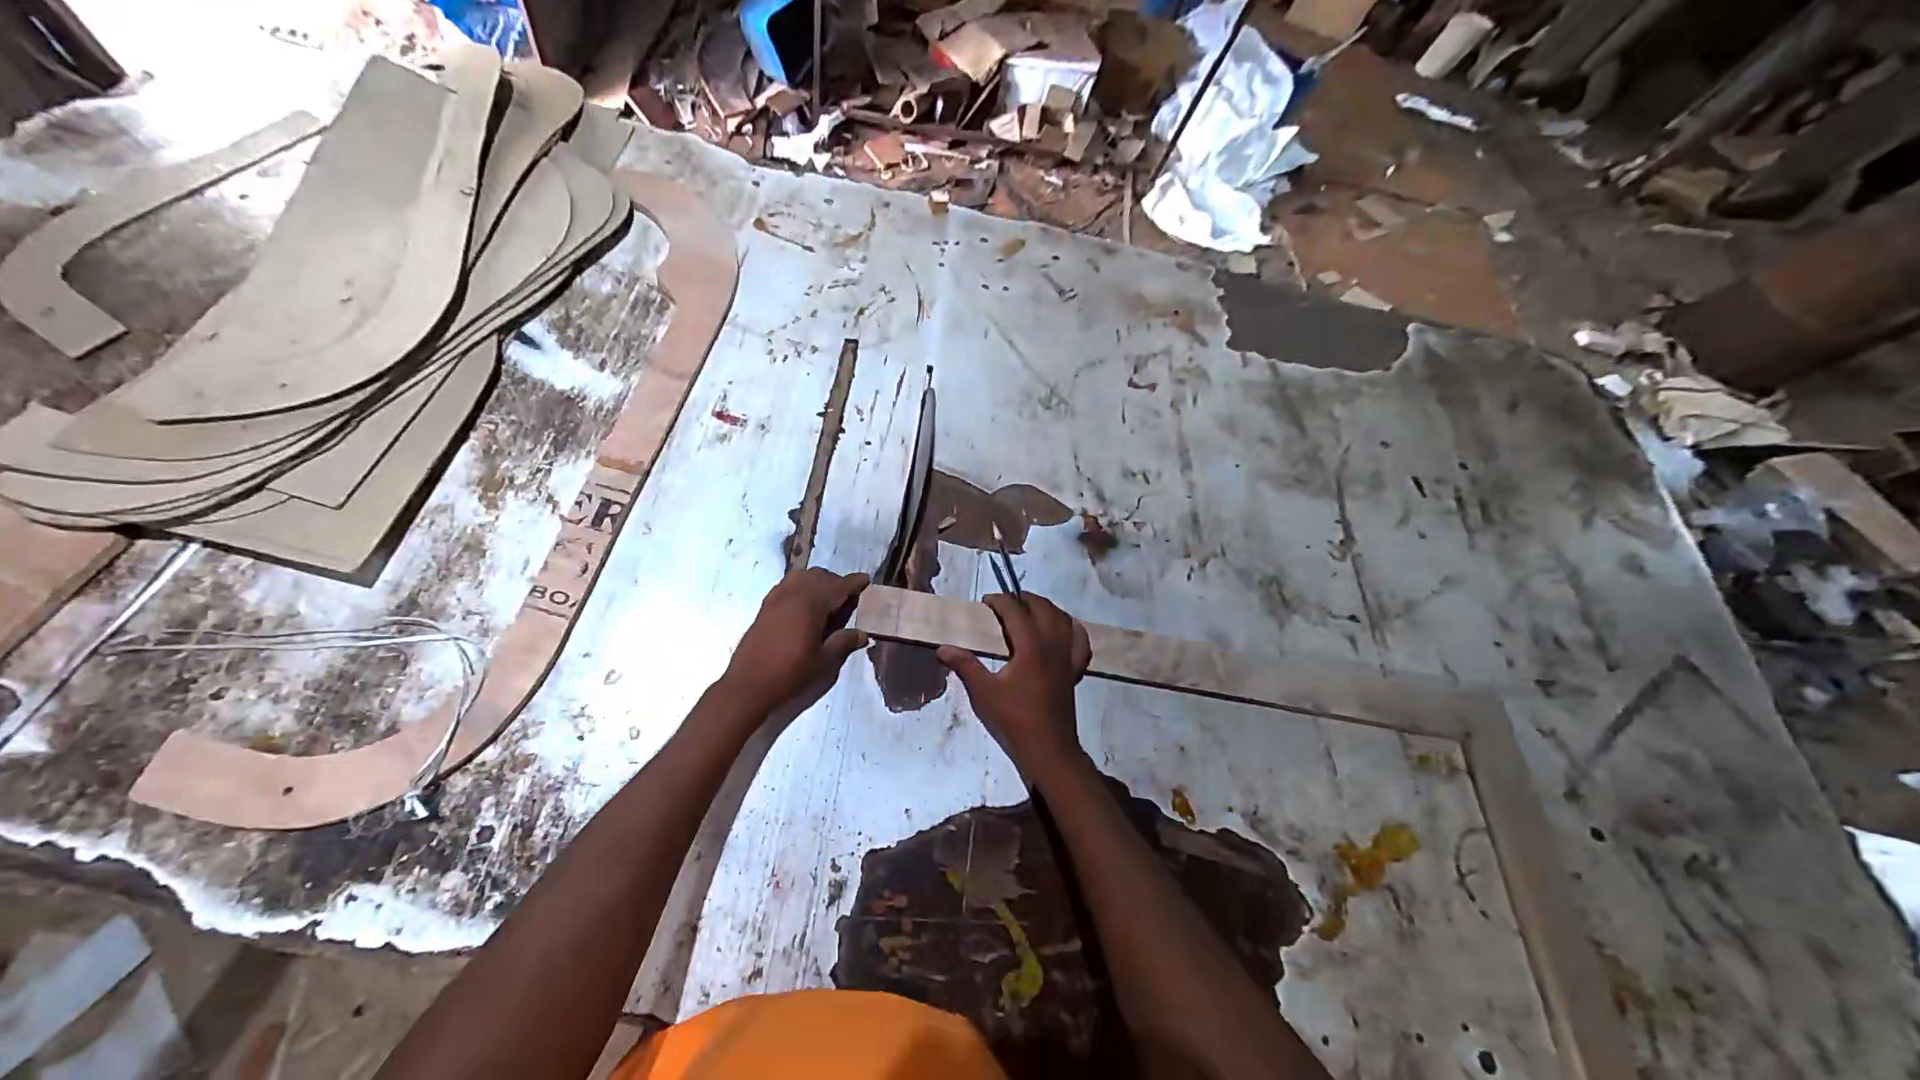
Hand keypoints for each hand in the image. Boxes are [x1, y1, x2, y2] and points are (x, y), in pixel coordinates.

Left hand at [721, 569, 869, 717]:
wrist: (748, 686)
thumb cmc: (790, 674)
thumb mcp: (823, 662)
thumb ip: (843, 642)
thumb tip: (862, 634)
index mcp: (810, 604)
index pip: (838, 585)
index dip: (854, 583)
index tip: (866, 581)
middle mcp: (793, 594)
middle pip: (819, 576)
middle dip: (836, 582)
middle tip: (848, 599)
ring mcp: (776, 598)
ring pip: (801, 577)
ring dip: (817, 583)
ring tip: (827, 602)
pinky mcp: (765, 606)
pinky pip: (788, 586)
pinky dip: (801, 588)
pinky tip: (805, 607)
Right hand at [937, 593, 1091, 774]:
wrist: (1048, 748)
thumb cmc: (1014, 719)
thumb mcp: (984, 692)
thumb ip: (965, 666)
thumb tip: (943, 648)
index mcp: (1031, 647)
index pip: (1016, 611)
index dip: (1000, 601)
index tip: (986, 602)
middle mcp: (1053, 645)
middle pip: (1043, 608)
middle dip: (1024, 599)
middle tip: (1005, 603)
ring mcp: (1068, 657)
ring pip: (1063, 619)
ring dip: (1046, 608)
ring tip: (1029, 610)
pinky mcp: (1075, 670)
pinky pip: (1080, 641)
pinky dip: (1071, 628)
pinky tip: (1062, 629)